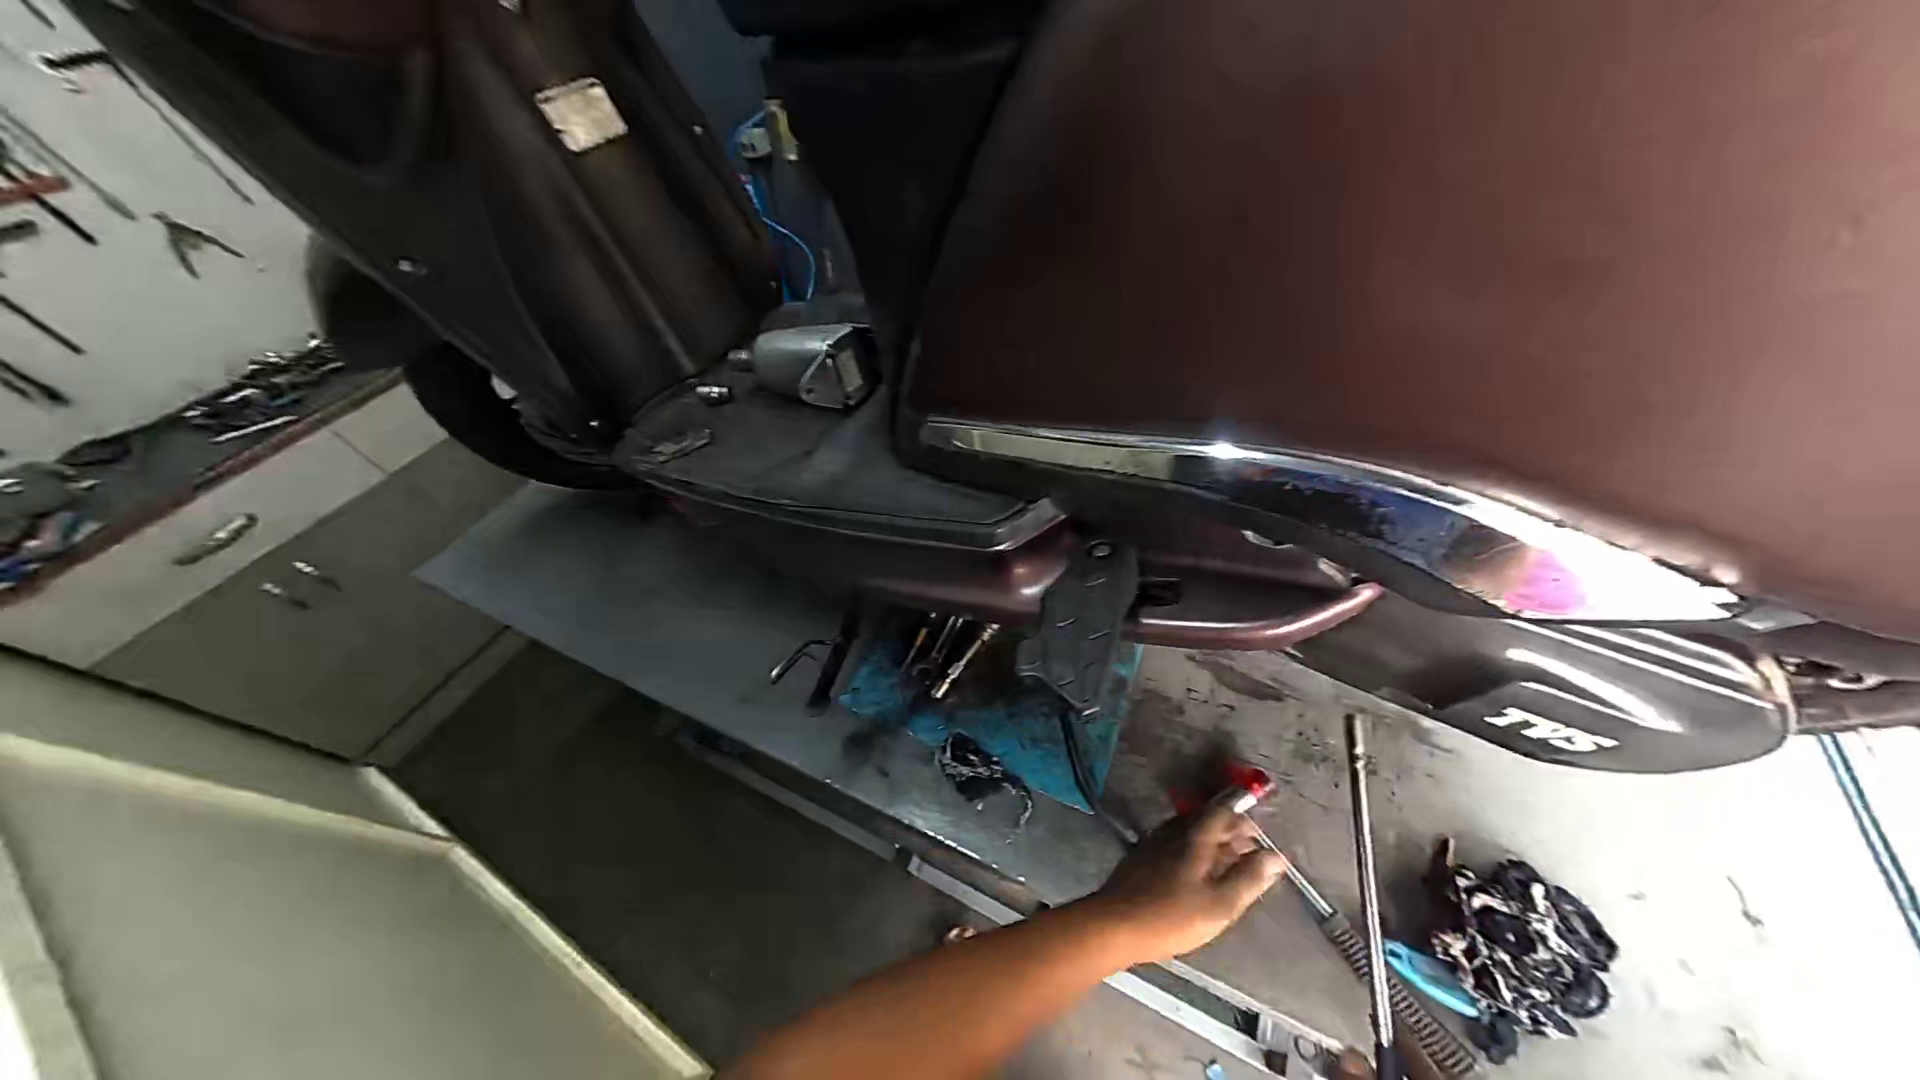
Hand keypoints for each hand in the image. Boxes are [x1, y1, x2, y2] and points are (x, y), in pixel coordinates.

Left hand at [1089, 801, 1287, 961]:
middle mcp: (1173, 831)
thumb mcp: (1221, 903)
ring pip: (1190, 832)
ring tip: (1230, 864)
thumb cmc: (1173, 915)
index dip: (1243, 817)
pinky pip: (1176, 844)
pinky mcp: (1144, 857)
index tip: (1260, 833)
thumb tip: (1275, 856)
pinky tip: (1199, 873)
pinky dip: (1194, 851)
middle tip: (1250, 851)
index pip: (1222, 811)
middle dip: (1230, 831)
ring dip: (1213, 842)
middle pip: (1206, 820)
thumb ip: (1250, 878)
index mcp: (1194, 836)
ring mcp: (1155, 842)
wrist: (1117, 923)